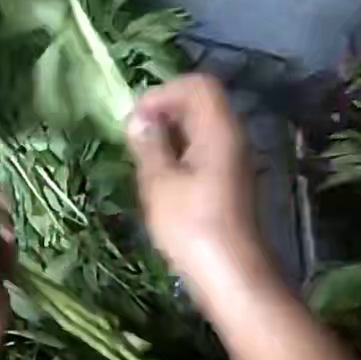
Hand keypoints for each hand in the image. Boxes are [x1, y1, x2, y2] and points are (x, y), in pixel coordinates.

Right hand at [126, 74, 277, 302]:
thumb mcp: (159, 182)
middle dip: (160, 111)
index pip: (197, 86)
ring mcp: (229, 160)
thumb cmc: (190, 226)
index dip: (162, 93)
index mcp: (219, 133)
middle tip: (130, 138)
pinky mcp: (223, 180)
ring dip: (165, 133)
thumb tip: (138, 118)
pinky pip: (198, 149)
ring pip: (196, 127)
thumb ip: (148, 145)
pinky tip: (155, 175)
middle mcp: (230, 139)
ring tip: (138, 156)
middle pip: (198, 103)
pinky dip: (174, 152)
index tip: (133, 120)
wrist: (229, 273)